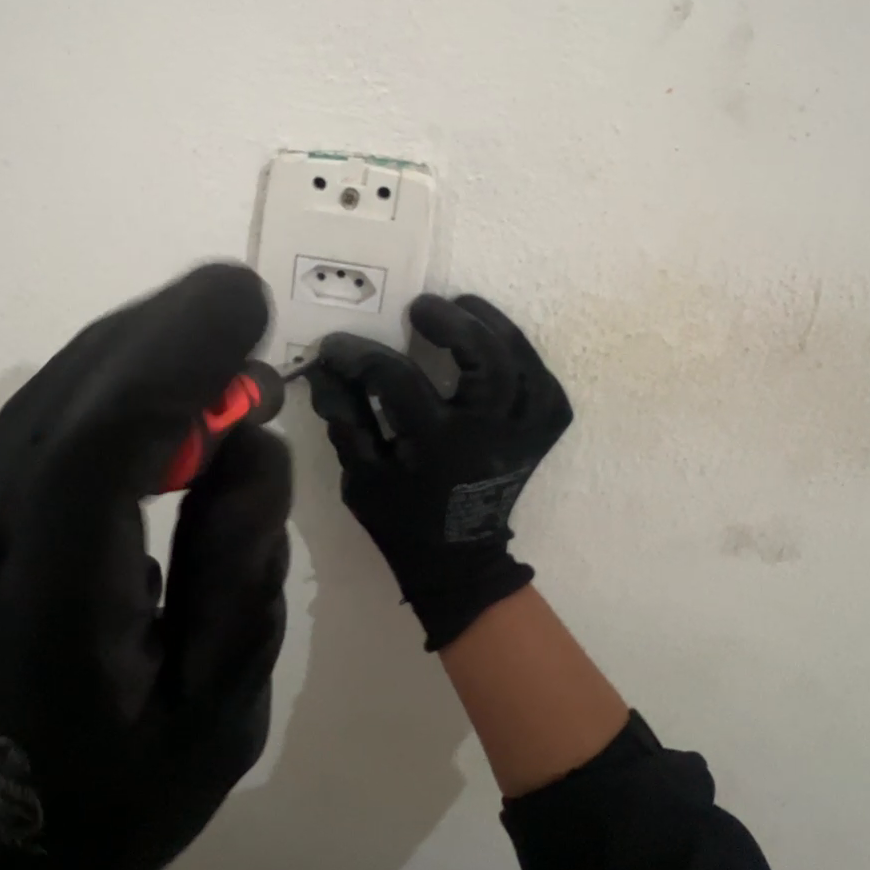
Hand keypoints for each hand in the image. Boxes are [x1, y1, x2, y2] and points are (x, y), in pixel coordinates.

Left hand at [0, 263, 291, 869]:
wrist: (5, 853)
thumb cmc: (129, 794)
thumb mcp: (221, 713)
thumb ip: (238, 577)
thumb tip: (250, 446)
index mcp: (55, 626)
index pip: (99, 459)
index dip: (175, 366)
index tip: (248, 310)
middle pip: (60, 409)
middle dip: (155, 334)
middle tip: (238, 297)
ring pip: (40, 406)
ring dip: (130, 349)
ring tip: (214, 332)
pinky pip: (39, 432)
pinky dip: (106, 384)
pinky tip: (162, 381)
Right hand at [304, 293, 571, 650]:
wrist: (460, 562)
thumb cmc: (402, 520)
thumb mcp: (359, 477)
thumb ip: (344, 418)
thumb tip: (325, 367)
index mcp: (438, 446)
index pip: (397, 379)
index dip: (360, 355)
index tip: (336, 345)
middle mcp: (489, 435)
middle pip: (487, 361)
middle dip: (453, 323)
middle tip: (420, 307)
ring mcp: (523, 435)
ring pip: (523, 363)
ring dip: (494, 325)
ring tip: (462, 307)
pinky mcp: (539, 437)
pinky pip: (544, 385)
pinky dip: (524, 358)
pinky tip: (498, 344)